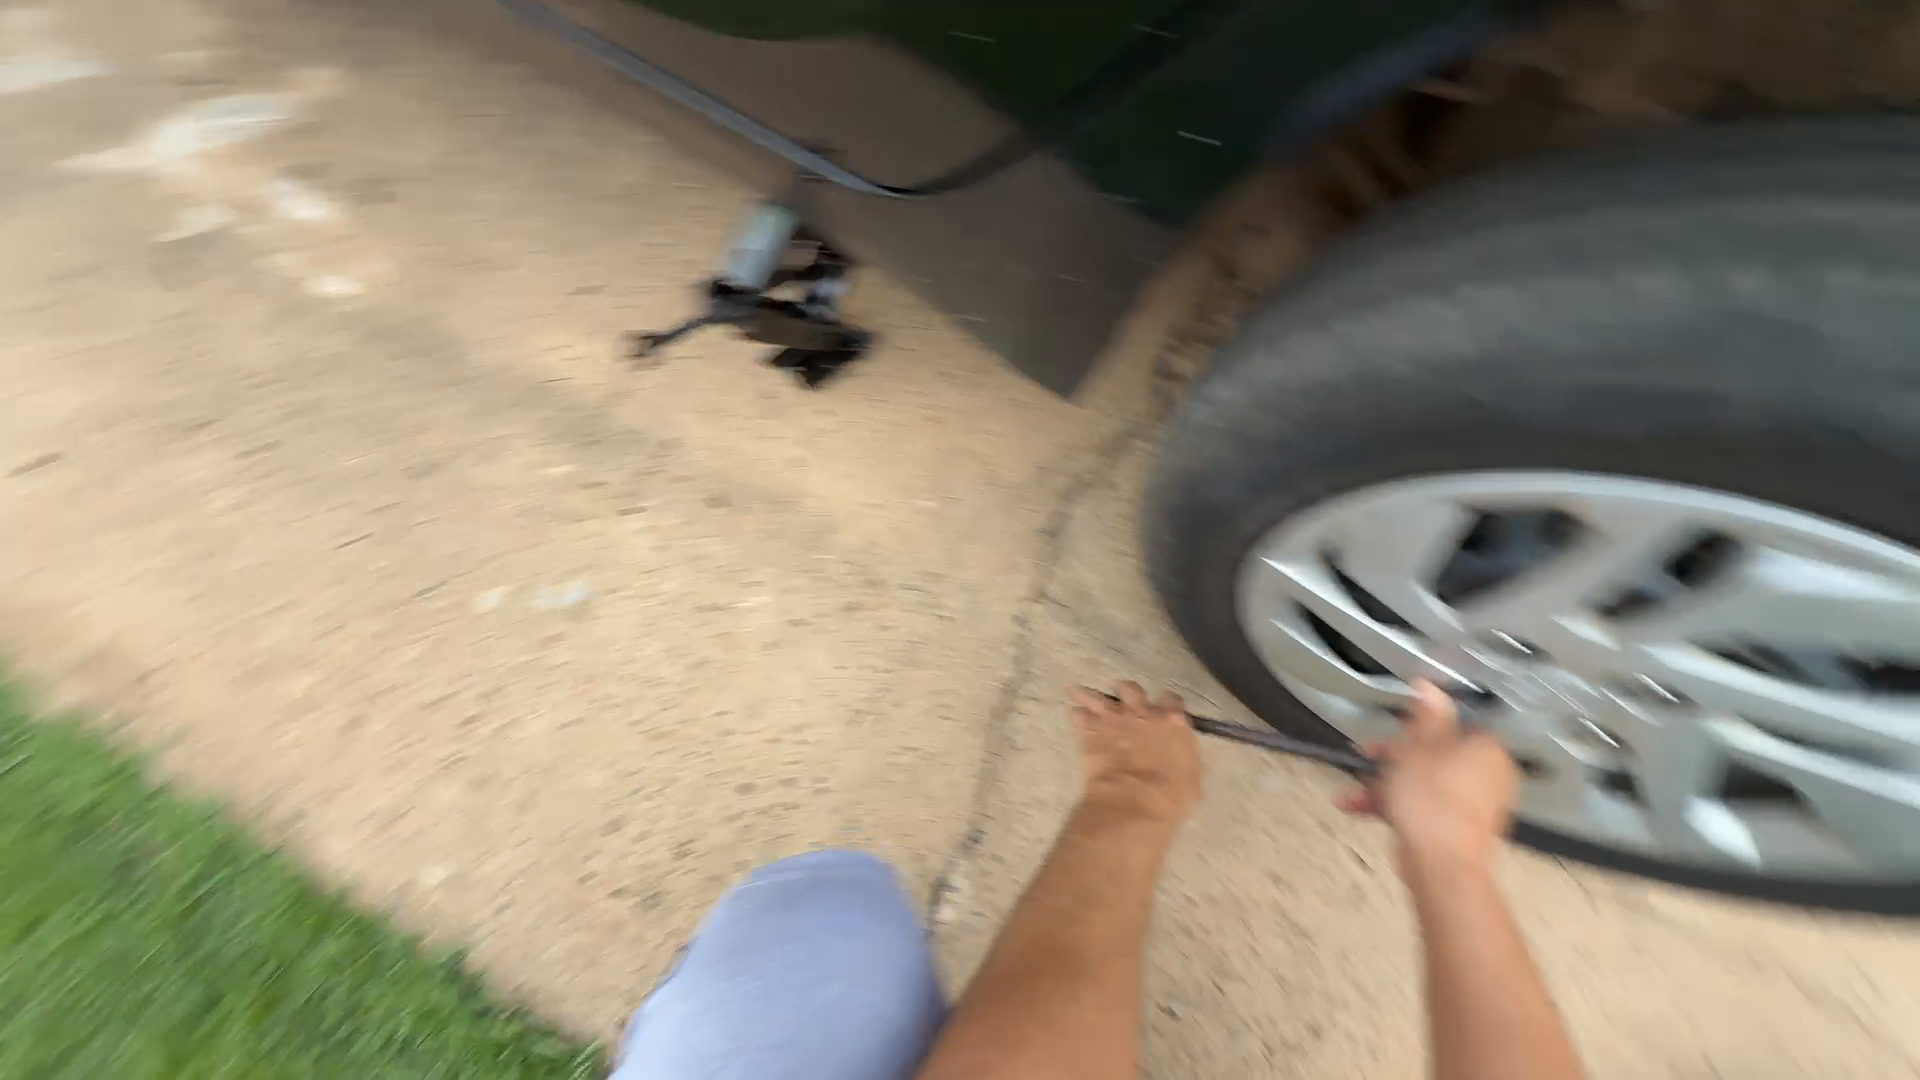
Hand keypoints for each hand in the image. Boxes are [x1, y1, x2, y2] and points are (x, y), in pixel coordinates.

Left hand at [1067, 682, 1202, 825]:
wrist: (1134, 800)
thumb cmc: (1171, 795)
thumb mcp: (1190, 778)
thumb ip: (1184, 757)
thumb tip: (1181, 753)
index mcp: (1171, 721)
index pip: (1172, 700)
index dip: (1168, 703)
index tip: (1165, 708)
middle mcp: (1142, 713)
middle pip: (1130, 689)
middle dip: (1124, 689)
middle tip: (1119, 692)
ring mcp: (1113, 721)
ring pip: (1097, 698)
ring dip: (1089, 694)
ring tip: (1079, 692)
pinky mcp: (1090, 733)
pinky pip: (1079, 718)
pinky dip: (1076, 716)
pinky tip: (1073, 714)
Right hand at [1339, 680, 1518, 875]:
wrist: (1440, 863)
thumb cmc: (1430, 797)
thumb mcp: (1418, 747)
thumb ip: (1425, 715)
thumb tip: (1428, 685)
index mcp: (1486, 749)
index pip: (1452, 724)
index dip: (1415, 726)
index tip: (1390, 731)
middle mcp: (1488, 775)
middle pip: (1433, 754)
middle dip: (1391, 759)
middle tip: (1367, 759)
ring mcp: (1474, 804)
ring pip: (1422, 781)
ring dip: (1384, 784)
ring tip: (1353, 793)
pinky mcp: (1459, 828)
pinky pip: (1424, 805)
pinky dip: (1394, 804)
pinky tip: (1358, 807)